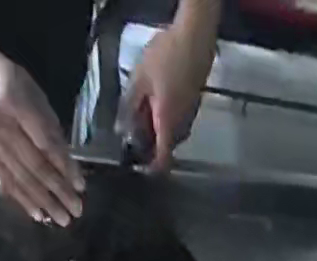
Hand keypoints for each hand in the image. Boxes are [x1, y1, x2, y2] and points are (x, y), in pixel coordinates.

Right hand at [0, 34, 83, 223]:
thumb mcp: (29, 88)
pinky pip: (6, 182)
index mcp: (16, 103)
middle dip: (58, 192)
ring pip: (21, 179)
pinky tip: (38, 214)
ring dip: (44, 202)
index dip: (65, 167)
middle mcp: (1, 126)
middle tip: (76, 211)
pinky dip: (23, 200)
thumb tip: (65, 158)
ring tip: (62, 219)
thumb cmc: (1, 76)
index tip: (80, 186)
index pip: (46, 143)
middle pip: (35, 166)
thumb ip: (47, 122)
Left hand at [121, 18, 216, 171]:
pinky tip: (157, 103)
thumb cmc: (166, 56)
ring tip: (143, 117)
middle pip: (167, 147)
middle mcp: (182, 124)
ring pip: (173, 134)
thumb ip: (129, 106)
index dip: (152, 170)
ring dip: (159, 132)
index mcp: (167, 123)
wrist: (196, 33)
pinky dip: (167, 120)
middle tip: (134, 138)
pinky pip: (179, 120)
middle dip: (151, 148)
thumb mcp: (139, 79)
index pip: (163, 159)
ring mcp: (191, 112)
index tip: (141, 171)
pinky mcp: (195, 101)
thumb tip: (120, 130)